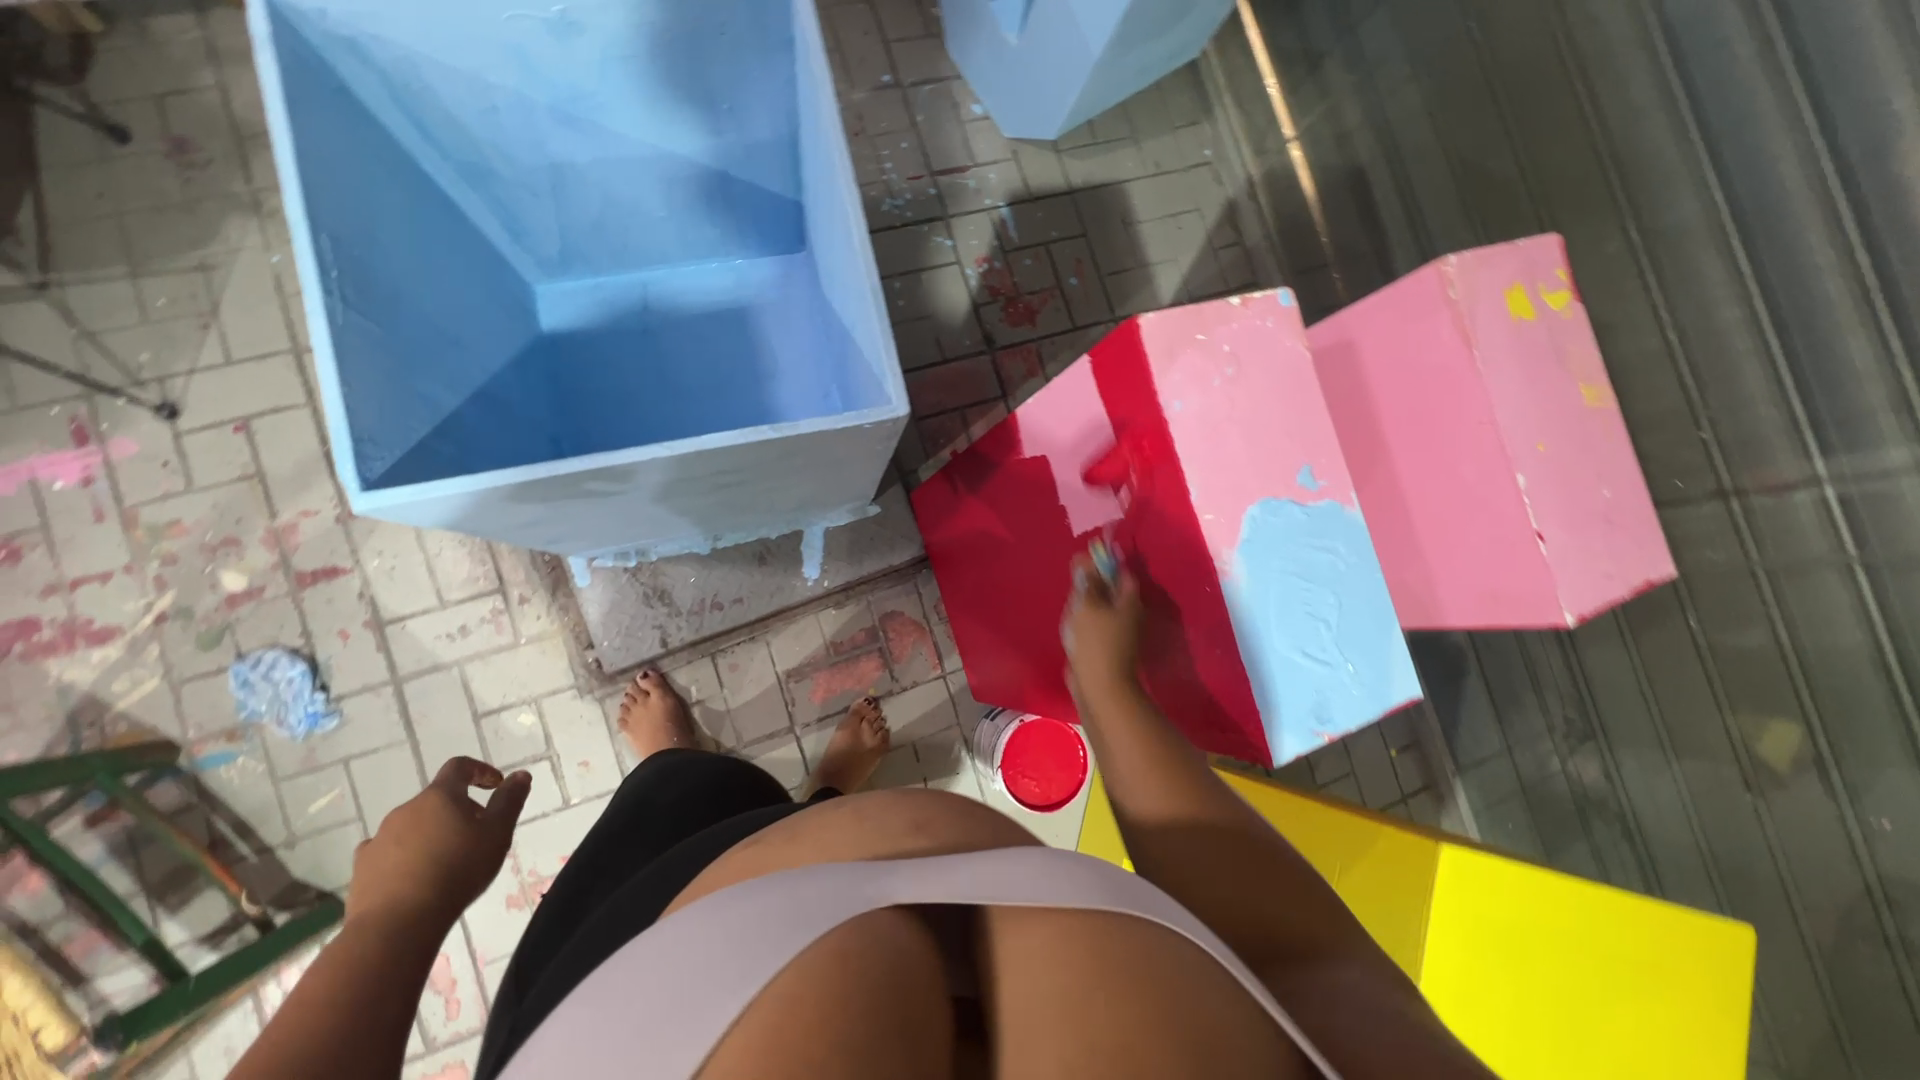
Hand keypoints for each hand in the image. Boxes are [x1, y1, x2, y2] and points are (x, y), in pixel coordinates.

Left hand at [347, 758, 530, 931]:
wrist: (397, 923)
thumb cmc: (457, 871)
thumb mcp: (497, 834)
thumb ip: (510, 801)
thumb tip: (520, 774)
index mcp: (439, 797)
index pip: (459, 767)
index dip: (480, 770)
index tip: (495, 786)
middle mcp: (406, 810)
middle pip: (436, 800)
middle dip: (459, 810)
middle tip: (478, 835)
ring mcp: (379, 838)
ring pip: (413, 826)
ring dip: (433, 834)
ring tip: (448, 863)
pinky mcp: (363, 867)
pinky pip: (389, 851)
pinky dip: (405, 856)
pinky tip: (415, 878)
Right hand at [1062, 549, 1143, 703]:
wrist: (1099, 687)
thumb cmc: (1095, 642)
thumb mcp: (1087, 605)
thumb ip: (1086, 581)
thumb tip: (1085, 558)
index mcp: (1129, 601)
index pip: (1121, 573)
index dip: (1105, 564)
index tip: (1085, 562)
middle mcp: (1129, 614)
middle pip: (1111, 590)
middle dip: (1093, 584)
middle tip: (1074, 583)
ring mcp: (1119, 632)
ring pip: (1102, 608)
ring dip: (1086, 604)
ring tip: (1070, 604)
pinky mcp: (1106, 646)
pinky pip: (1095, 625)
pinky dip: (1084, 621)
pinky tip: (1071, 624)